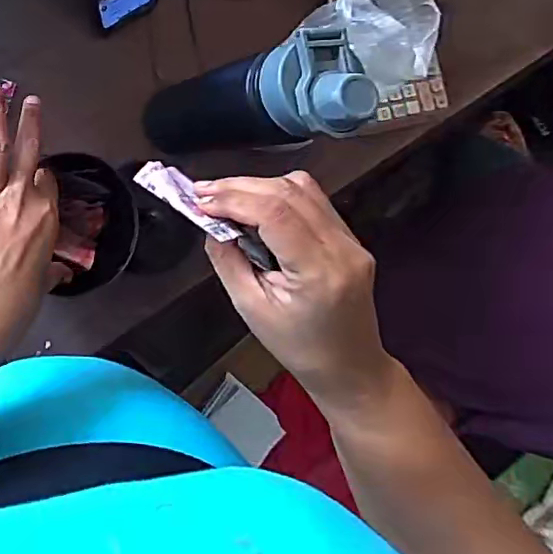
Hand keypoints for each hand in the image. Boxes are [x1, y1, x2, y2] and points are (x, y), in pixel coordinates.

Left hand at [0, 87, 61, 334]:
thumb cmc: (16, 300)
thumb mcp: (43, 281)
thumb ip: (50, 269)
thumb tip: (59, 272)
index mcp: (45, 216)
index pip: (46, 180)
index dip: (41, 172)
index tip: (37, 167)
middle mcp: (20, 199)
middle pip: (28, 151)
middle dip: (29, 122)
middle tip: (29, 101)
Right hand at [193, 172, 395, 406]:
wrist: (349, 367)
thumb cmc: (301, 346)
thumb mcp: (250, 307)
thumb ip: (227, 260)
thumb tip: (211, 224)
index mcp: (319, 272)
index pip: (275, 213)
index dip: (233, 199)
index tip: (202, 202)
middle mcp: (343, 249)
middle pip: (286, 192)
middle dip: (238, 187)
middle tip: (203, 193)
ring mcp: (350, 240)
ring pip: (300, 187)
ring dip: (256, 185)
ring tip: (223, 196)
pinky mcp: (348, 237)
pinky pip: (310, 199)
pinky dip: (275, 193)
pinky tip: (252, 205)